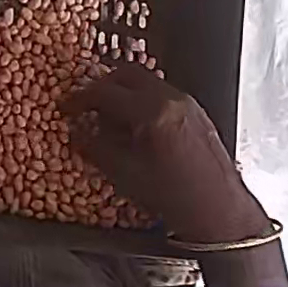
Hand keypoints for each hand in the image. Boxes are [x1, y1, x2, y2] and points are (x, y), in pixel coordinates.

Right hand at [63, 67, 269, 241]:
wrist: (220, 211)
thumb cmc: (174, 198)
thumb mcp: (125, 175)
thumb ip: (96, 147)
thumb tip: (77, 132)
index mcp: (152, 112)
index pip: (105, 92)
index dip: (79, 99)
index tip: (67, 108)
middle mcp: (172, 100)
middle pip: (126, 75)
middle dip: (101, 87)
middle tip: (85, 106)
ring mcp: (187, 104)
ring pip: (146, 82)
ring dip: (122, 93)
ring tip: (108, 119)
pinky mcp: (197, 113)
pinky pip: (162, 95)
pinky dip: (142, 102)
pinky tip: (135, 128)